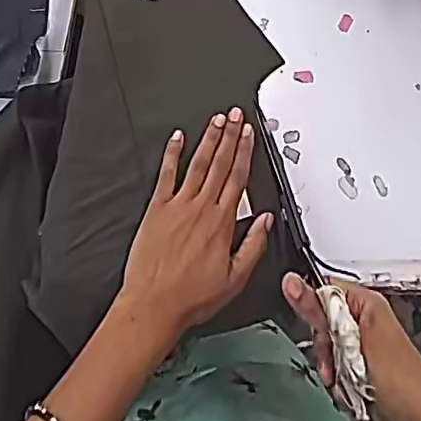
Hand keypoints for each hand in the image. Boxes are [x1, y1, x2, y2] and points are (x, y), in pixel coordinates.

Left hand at [118, 109, 273, 341]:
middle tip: (235, 115)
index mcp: (221, 224)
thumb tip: (267, 221)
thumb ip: (254, 246)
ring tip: (216, 120)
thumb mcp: (235, 279)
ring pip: (197, 164)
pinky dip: (172, 154)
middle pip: (219, 164)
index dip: (244, 152)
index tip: (248, 134)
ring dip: (208, 139)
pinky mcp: (157, 209)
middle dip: (229, 136)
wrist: (153, 305)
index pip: (237, 178)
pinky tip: (177, 138)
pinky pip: (166, 175)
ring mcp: (177, 205)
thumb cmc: (191, 297)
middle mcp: (200, 208)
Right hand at [283, 274, 420, 420]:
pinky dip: (339, 386)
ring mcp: (364, 350)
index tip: (318, 333)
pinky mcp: (363, 375)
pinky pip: (336, 373)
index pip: (323, 291)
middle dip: (323, 348)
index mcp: (367, 303)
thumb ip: (319, 312)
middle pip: (322, 323)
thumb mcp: (353, 343)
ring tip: (345, 384)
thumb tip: (291, 280)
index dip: (314, 312)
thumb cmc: (401, 385)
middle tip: (335, 364)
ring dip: (331, 371)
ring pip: (327, 351)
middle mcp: (365, 323)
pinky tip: (350, 396)